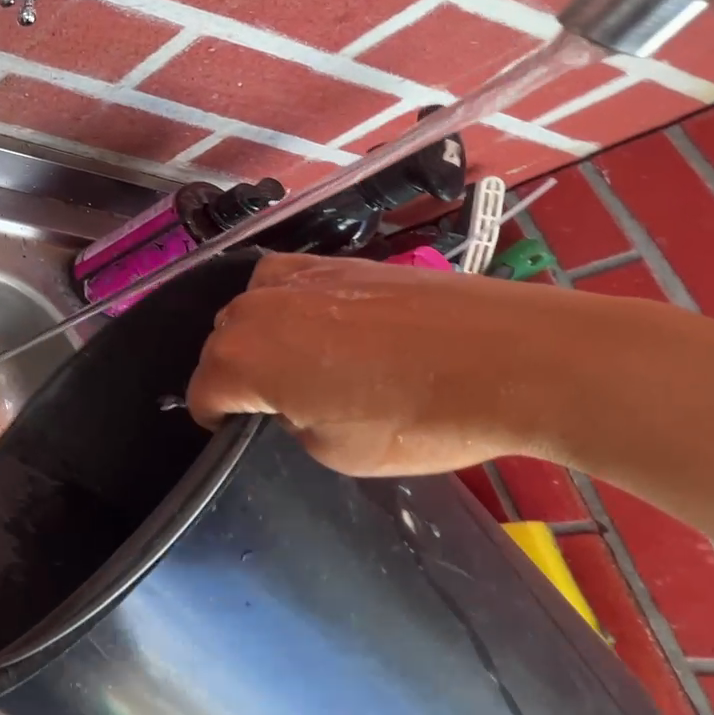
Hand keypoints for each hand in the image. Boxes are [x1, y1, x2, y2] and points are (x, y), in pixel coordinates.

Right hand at [187, 253, 550, 475]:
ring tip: (322, 364)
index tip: (251, 435)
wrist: (511, 357)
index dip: (221, 422)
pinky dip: (295, 307)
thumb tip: (292, 403)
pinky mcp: (330, 260)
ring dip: (267, 339)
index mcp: (236, 361)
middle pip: (221, 348)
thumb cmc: (419, 418)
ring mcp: (287, 279)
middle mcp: (246, 311)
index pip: (202, 395)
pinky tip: (337, 326)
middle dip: (243, 375)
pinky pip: (286, 286)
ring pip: (250, 314)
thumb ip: (289, 424)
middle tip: (296, 403)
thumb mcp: (338, 454)